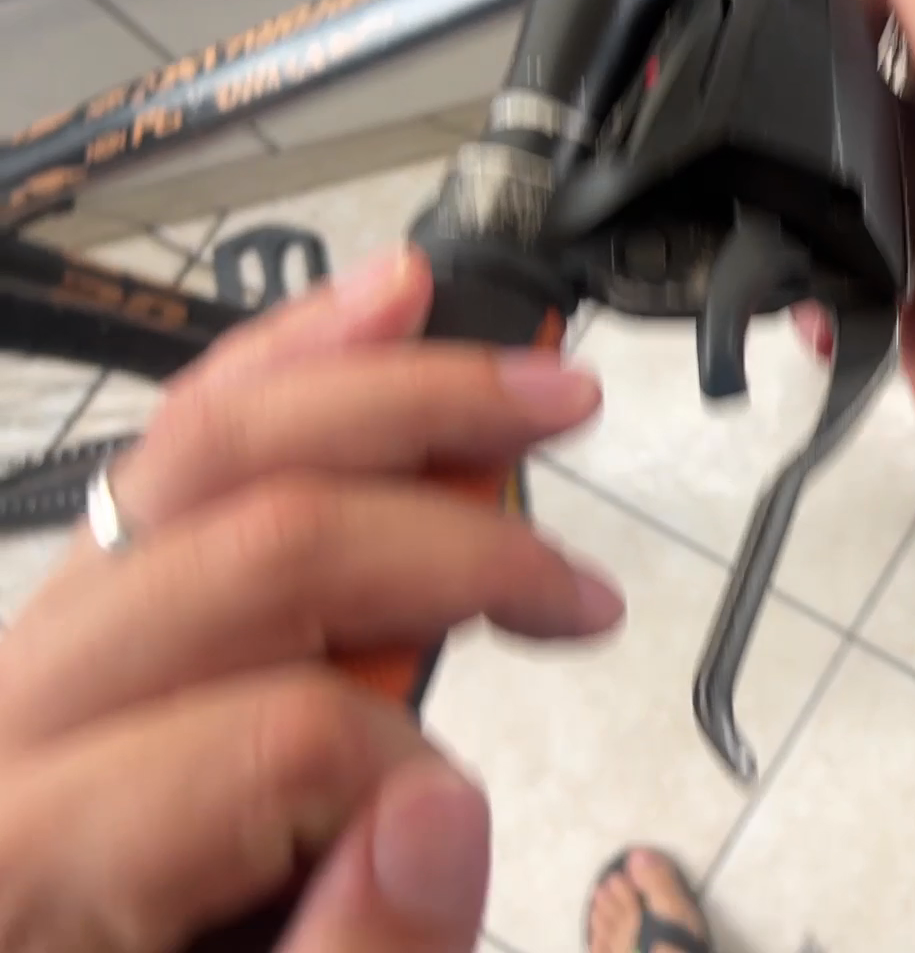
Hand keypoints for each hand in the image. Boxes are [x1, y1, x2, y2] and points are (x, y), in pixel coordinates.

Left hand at [0, 250, 619, 950]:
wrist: (91, 951)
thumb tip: (439, 805)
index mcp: (28, 858)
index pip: (270, 738)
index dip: (414, 763)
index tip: (466, 805)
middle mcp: (9, 714)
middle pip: (259, 544)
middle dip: (465, 539)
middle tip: (580, 577)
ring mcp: (47, 630)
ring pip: (221, 449)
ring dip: (412, 398)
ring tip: (542, 389)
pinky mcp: (108, 586)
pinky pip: (197, 445)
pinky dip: (313, 361)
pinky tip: (390, 303)